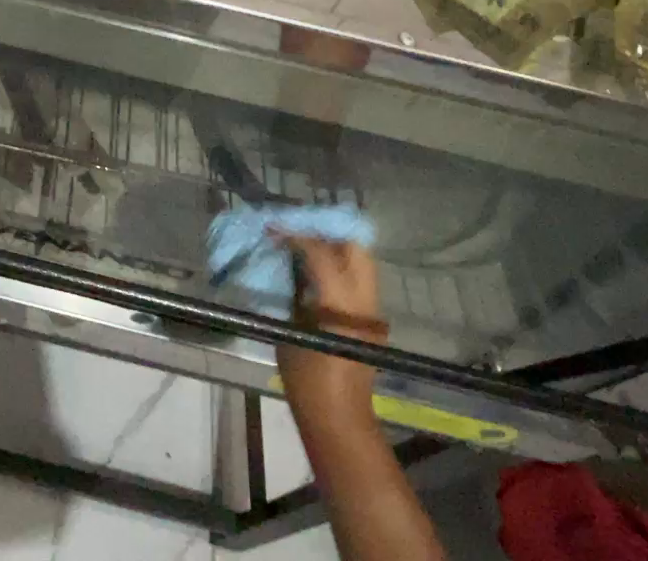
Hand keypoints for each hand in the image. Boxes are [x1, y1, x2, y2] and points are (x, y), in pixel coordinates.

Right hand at [278, 238, 388, 422]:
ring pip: (361, 262)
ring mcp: (374, 312)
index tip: (273, 229)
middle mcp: (366, 304)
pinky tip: (313, 272)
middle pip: (356, 249)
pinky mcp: (373, 320)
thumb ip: (292, 294)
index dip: (296, 236)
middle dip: (325, 235)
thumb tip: (285, 265)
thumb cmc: (305, 381)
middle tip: (295, 234)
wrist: (338, 419)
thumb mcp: (288, 332)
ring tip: (301, 247)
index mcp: (342, 307)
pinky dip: (338, 267)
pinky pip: (358, 280)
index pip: (322, 255)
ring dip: (333, 249)